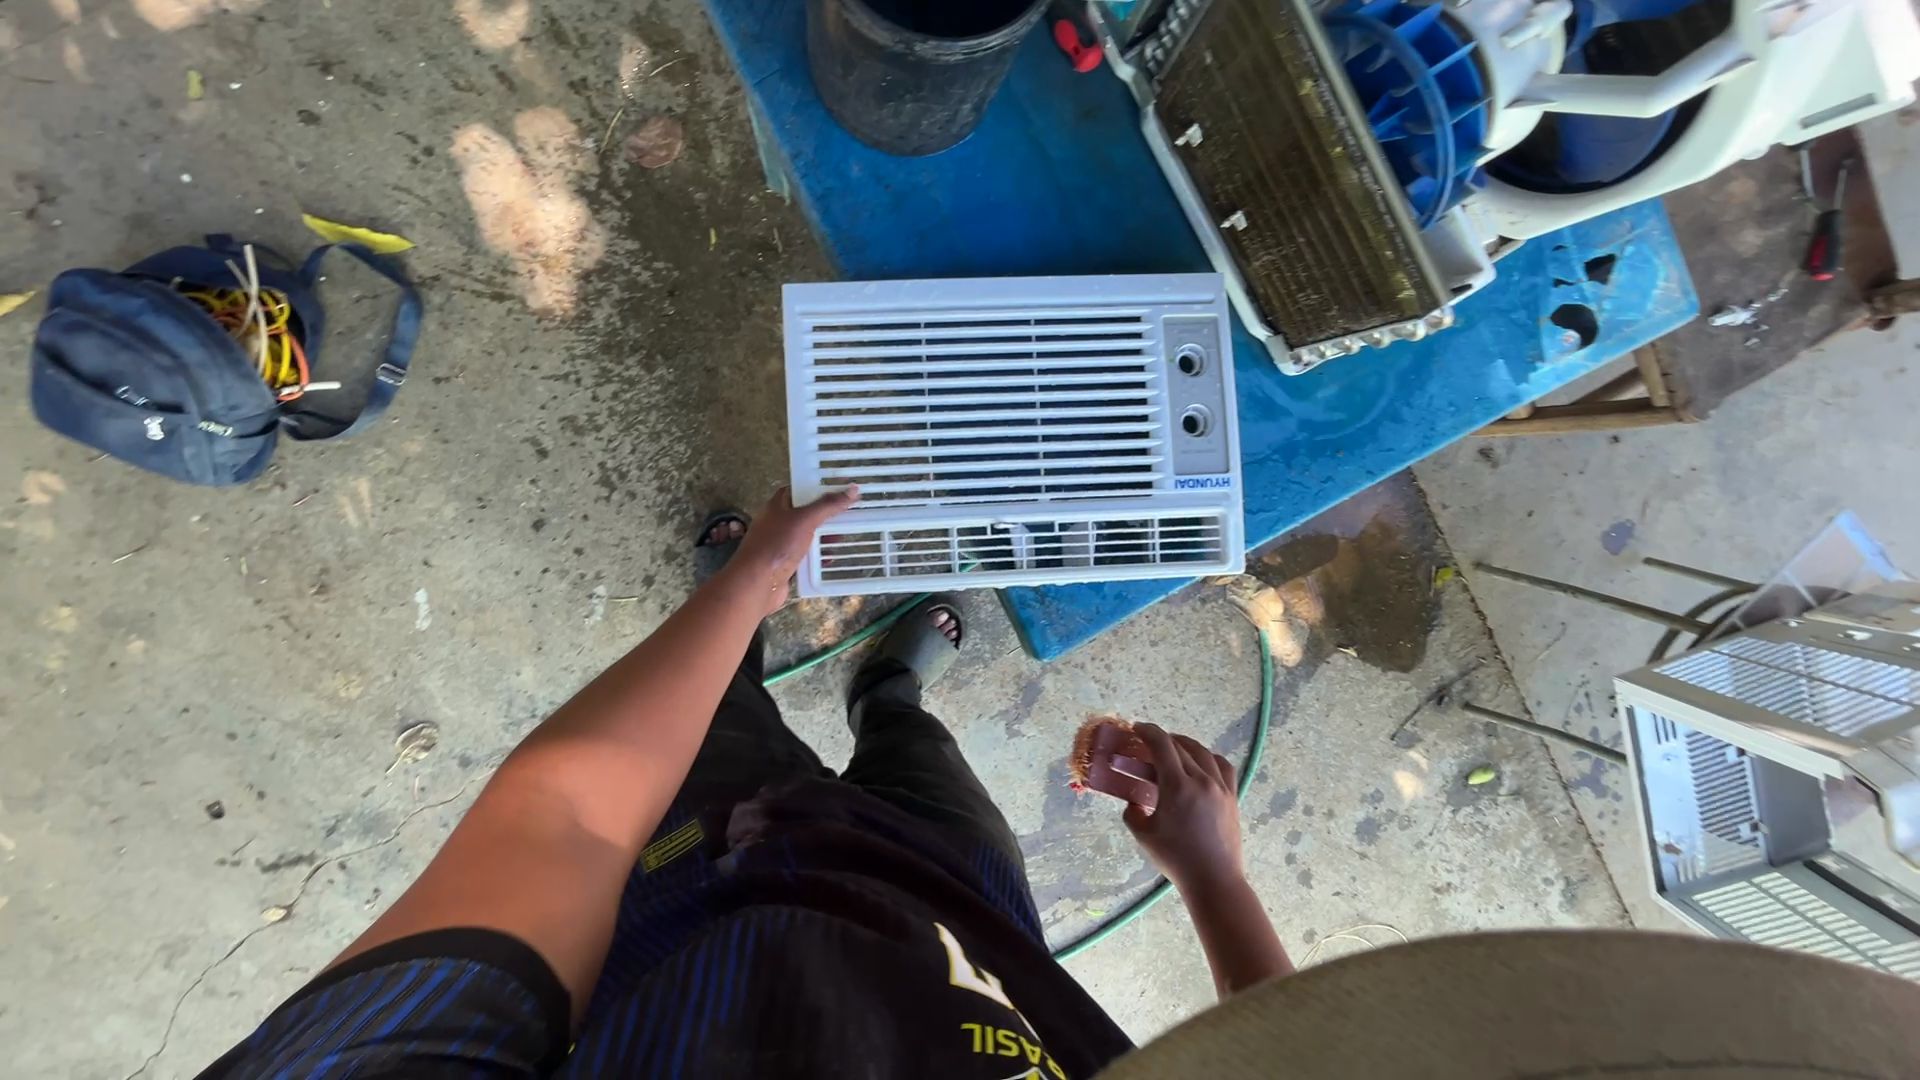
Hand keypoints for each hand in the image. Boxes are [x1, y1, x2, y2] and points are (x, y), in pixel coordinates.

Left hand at [722, 486, 857, 616]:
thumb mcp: (805, 520)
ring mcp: (779, 544)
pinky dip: (818, 556)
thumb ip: (828, 505)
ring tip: (844, 535)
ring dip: (823, 536)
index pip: (798, 490)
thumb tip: (853, 489)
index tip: (838, 488)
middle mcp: (776, 522)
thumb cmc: (778, 544)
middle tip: (847, 513)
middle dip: (825, 514)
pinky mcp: (784, 564)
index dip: (817, 487)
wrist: (757, 583)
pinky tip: (831, 558)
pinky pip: (805, 556)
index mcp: (777, 506)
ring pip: (806, 535)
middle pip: (804, 513)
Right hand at [1122, 723, 1243, 895]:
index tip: (1136, 728)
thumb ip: (1132, 813)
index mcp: (1177, 786)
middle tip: (1148, 743)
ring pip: (1203, 752)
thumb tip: (1133, 803)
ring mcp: (1220, 787)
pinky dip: (1209, 758)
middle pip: (1180, 746)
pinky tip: (1201, 763)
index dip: (1147, 731)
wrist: (1214, 880)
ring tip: (1174, 748)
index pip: (1161, 745)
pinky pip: (1222, 766)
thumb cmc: (1176, 859)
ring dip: (1185, 744)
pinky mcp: (1232, 797)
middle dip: (1162, 739)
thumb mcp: (1144, 835)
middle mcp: (1201, 780)